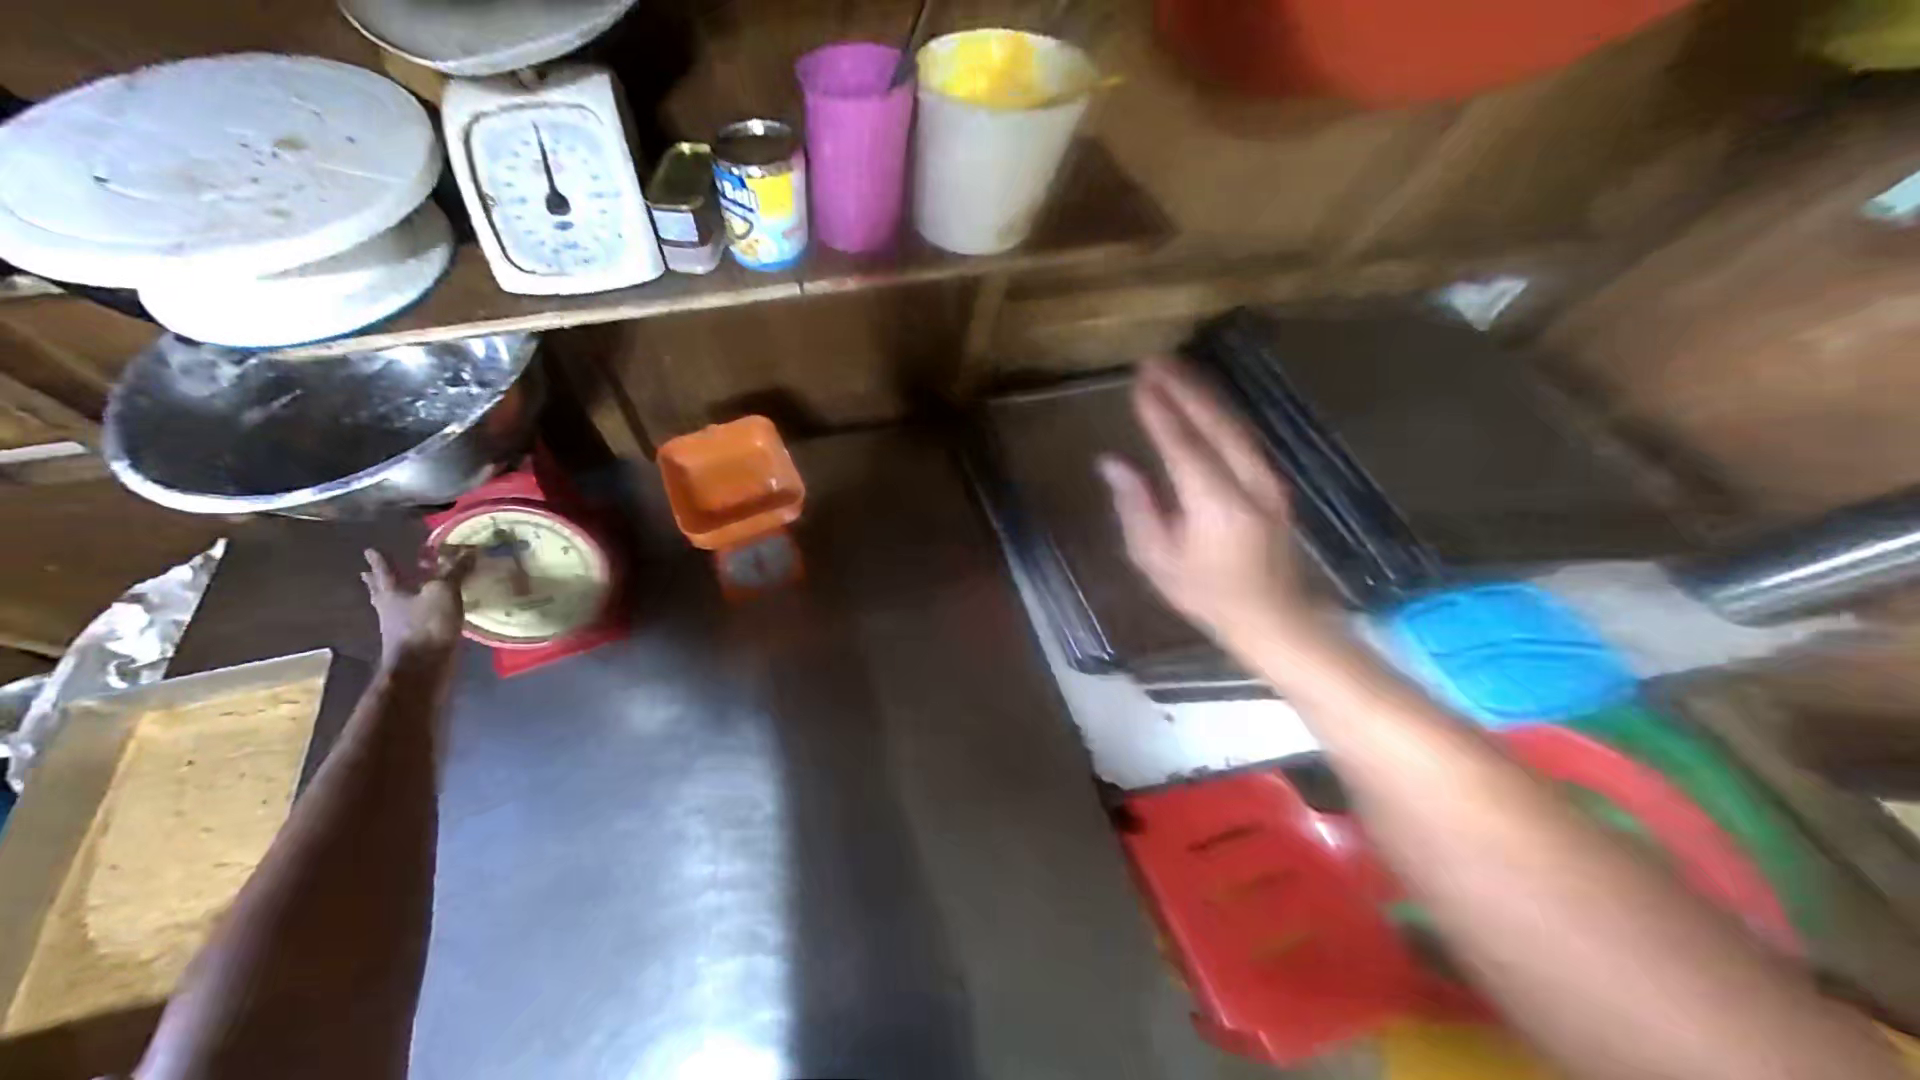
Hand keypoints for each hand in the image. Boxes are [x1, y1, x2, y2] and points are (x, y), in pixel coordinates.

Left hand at [361, 548, 473, 665]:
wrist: (422, 666)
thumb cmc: (427, 624)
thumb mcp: (444, 592)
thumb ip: (455, 571)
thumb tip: (468, 550)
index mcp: (391, 593)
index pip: (385, 571)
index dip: (379, 559)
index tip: (369, 550)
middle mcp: (389, 607)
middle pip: (381, 590)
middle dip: (377, 580)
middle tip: (368, 572)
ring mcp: (398, 625)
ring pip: (392, 605)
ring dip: (392, 597)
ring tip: (395, 591)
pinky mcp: (411, 639)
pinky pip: (409, 618)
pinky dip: (412, 612)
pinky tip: (420, 612)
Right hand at [1098, 358, 1321, 656]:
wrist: (1275, 617)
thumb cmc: (1206, 595)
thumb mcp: (1157, 560)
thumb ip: (1136, 507)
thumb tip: (1112, 463)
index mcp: (1215, 506)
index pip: (1182, 445)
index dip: (1159, 412)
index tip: (1138, 382)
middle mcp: (1248, 484)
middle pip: (1215, 423)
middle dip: (1184, 389)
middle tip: (1154, 361)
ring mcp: (1268, 481)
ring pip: (1235, 425)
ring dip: (1205, 394)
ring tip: (1175, 370)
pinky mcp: (1274, 483)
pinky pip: (1244, 437)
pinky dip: (1221, 414)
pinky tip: (1205, 402)